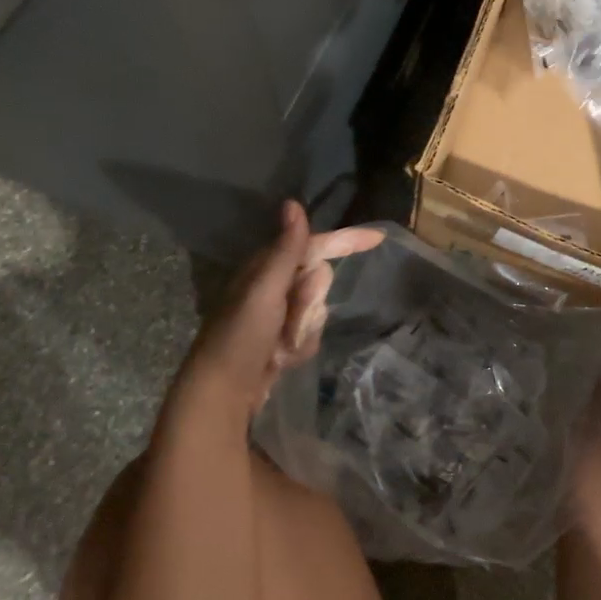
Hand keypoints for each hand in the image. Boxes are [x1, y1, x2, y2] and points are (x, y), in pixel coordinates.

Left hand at [180, 202, 382, 420]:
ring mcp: (279, 314)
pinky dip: (302, 345)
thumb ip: (286, 250)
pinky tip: (282, 358)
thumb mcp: (264, 290)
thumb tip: (293, 203)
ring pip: (318, 308)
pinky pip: (312, 331)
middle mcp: (273, 285)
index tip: (378, 237)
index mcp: (267, 267)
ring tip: (281, 346)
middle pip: (320, 278)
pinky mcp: (282, 339)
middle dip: (311, 300)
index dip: (345, 240)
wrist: (222, 395)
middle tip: (290, 319)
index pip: (314, 244)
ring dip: (305, 327)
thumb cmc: (240, 337)